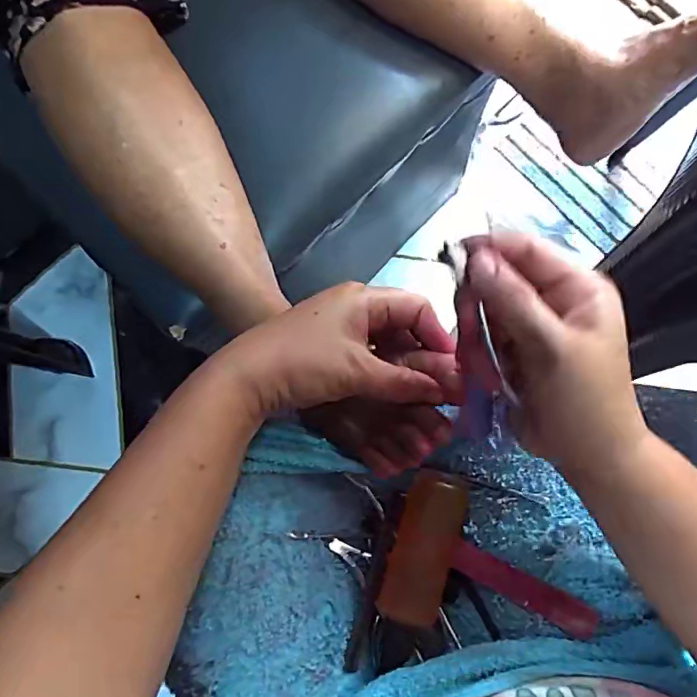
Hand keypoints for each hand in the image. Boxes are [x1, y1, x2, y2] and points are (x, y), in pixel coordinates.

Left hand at [211, 282, 459, 420]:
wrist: (243, 378)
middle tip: (442, 389)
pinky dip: (384, 377)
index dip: (439, 337)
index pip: (417, 307)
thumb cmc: (304, 363)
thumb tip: (446, 390)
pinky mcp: (330, 350)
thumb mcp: (357, 371)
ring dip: (406, 372)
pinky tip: (393, 396)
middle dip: (425, 360)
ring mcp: (341, 329)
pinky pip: (368, 358)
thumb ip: (403, 381)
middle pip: (404, 329)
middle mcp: (355, 308)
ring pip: (387, 347)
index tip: (452, 368)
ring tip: (421, 398)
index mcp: (363, 298)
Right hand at [457, 233, 648, 473]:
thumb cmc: (584, 403)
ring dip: (479, 340)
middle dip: (480, 307)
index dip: (490, 249)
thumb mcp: (552, 348)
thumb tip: (478, 259)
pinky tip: (489, 377)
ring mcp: (534, 327)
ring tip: (488, 370)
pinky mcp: (517, 352)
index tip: (455, 258)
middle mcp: (555, 300)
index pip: (527, 249)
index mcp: (577, 288)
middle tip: (470, 333)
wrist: (591, 456)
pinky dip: (481, 357)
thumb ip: (515, 301)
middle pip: (499, 280)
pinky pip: (486, 339)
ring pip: (486, 312)